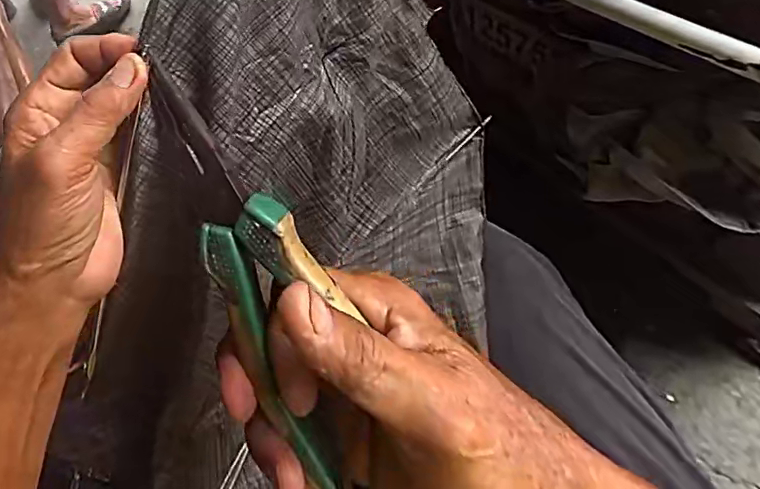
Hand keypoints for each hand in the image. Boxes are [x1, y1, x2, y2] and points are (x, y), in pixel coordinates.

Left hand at [0, 35, 145, 314]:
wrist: (53, 290)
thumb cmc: (39, 225)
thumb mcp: (61, 159)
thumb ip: (97, 110)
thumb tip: (135, 65)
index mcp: (40, 109)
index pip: (74, 57)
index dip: (104, 48)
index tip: (139, 51)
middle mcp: (66, 119)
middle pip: (101, 74)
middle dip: (128, 66)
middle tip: (163, 67)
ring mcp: (94, 143)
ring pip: (124, 100)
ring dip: (145, 91)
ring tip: (173, 85)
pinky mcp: (120, 166)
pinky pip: (139, 130)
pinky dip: (155, 117)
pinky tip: (173, 112)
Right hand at [218, 272, 642, 488]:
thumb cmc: (505, 449)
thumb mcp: (432, 403)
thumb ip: (362, 354)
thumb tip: (292, 300)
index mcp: (372, 306)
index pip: (291, 288)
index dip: (263, 327)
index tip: (254, 379)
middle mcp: (351, 335)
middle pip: (270, 335)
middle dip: (257, 383)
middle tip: (264, 425)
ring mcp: (343, 383)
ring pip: (271, 384)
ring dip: (267, 428)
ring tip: (292, 470)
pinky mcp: (340, 429)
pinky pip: (287, 428)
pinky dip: (282, 455)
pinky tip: (300, 475)